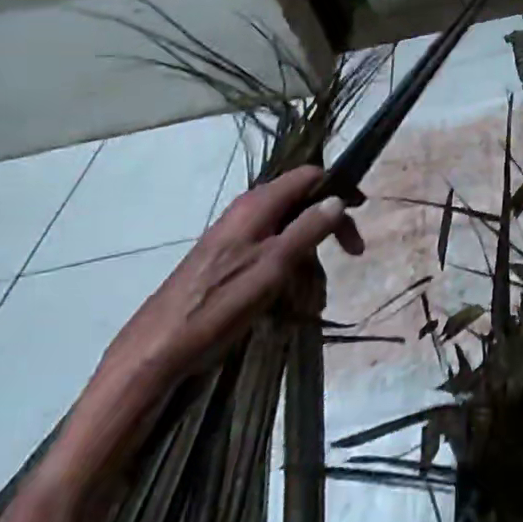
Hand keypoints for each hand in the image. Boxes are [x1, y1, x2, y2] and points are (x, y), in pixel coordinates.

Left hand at [93, 166, 362, 395]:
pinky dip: (288, 272)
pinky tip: (287, 303)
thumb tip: (337, 199)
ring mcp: (235, 236)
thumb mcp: (274, 265)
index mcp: (257, 204)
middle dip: (327, 229)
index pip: (308, 176)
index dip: (338, 187)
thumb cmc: (221, 303)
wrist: (160, 346)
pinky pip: (270, 254)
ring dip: (308, 258)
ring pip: (288, 233)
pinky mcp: (227, 261)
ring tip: (312, 295)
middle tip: (352, 254)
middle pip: (301, 205)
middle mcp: (247, 212)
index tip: (362, 210)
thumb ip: (308, 229)